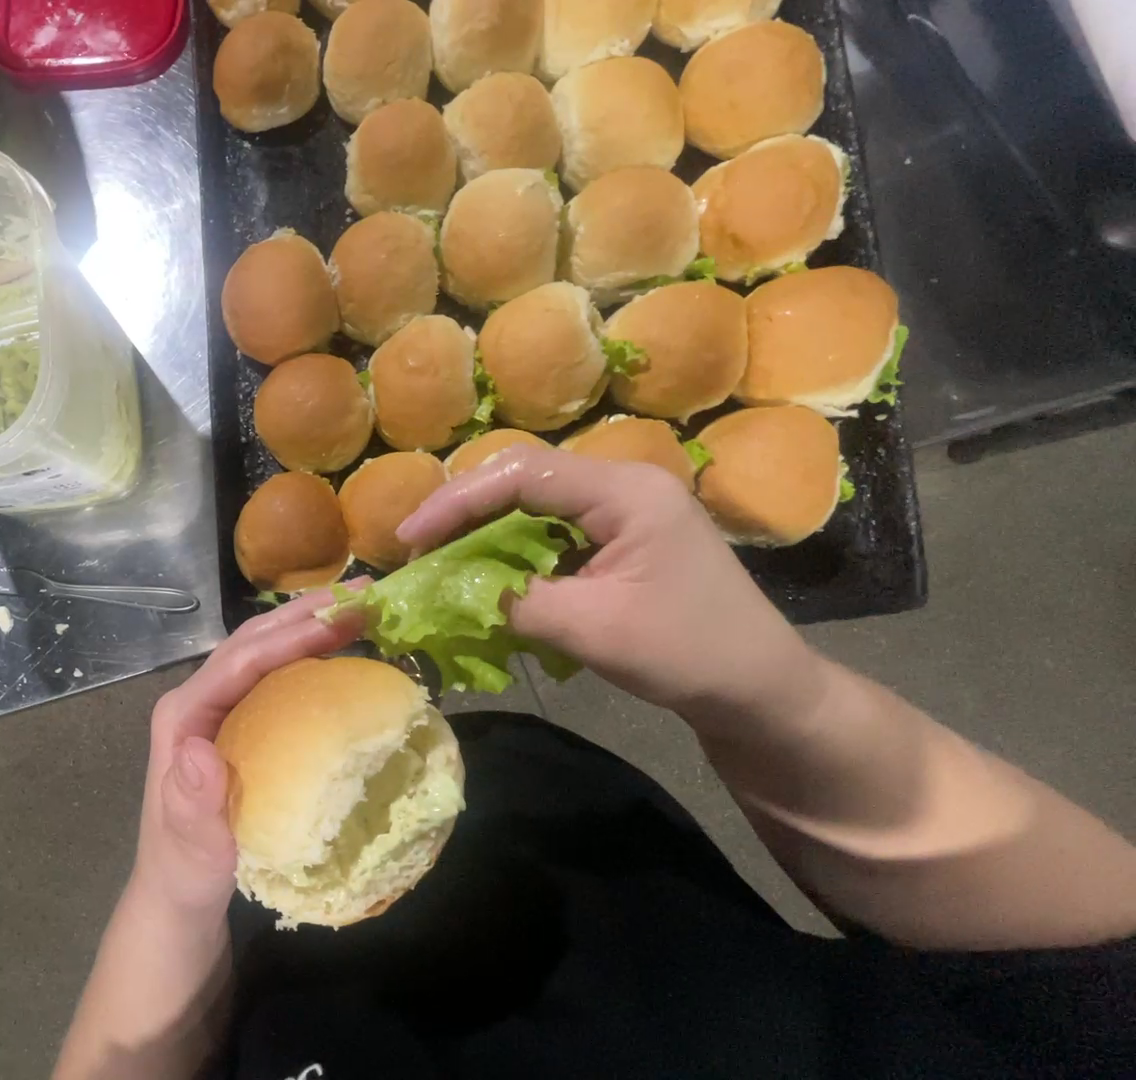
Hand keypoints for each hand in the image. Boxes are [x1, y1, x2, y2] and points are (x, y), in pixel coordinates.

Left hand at [130, 586, 368, 918]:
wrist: (180, 899)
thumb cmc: (185, 873)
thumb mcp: (190, 850)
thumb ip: (191, 804)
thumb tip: (200, 750)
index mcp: (183, 717)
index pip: (238, 662)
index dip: (287, 637)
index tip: (339, 619)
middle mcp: (199, 702)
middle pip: (252, 644)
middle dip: (304, 614)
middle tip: (363, 593)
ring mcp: (220, 712)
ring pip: (265, 654)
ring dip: (309, 627)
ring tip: (361, 609)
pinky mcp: (241, 727)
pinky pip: (277, 680)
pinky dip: (310, 659)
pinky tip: (344, 654)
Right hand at [397, 445, 825, 731]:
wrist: (762, 690)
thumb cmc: (688, 654)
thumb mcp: (591, 630)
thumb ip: (512, 601)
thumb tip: (444, 590)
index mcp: (627, 491)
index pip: (523, 474)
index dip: (456, 501)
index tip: (410, 539)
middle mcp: (623, 484)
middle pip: (522, 476)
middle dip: (461, 508)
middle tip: (415, 546)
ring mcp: (622, 508)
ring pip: (530, 499)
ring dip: (479, 526)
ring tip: (435, 555)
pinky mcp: (617, 534)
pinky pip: (547, 525)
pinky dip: (505, 545)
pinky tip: (480, 568)